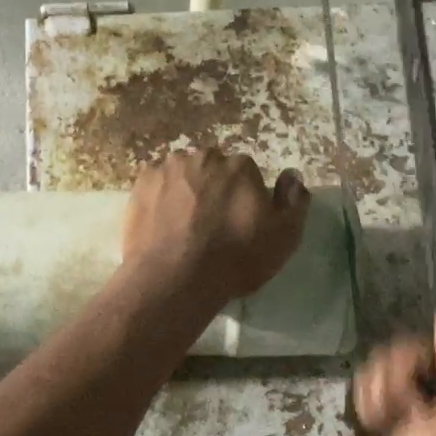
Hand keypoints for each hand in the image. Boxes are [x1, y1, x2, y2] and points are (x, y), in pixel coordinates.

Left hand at [122, 149, 310, 304]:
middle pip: (214, 168)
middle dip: (215, 188)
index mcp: (240, 166)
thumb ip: (294, 200)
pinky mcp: (141, 184)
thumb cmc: (236, 258)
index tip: (239, 221)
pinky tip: (163, 223)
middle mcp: (204, 157)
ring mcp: (168, 168)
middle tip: (212, 223)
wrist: (176, 278)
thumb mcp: (284, 237)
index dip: (244, 197)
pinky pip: (157, 185)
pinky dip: (161, 198)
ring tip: (184, 225)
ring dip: (187, 190)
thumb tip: (292, 175)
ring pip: (184, 174)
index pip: (247, 173)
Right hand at [351, 305, 435, 435]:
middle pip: (401, 347)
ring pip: (380, 362)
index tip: (416, 393)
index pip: (434, 336)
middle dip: (392, 384)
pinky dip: (367, 406)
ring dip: (376, 398)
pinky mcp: (393, 400)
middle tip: (401, 418)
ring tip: (390, 428)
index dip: (416, 361)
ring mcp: (418, 386)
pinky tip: (379, 430)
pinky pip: (367, 380)